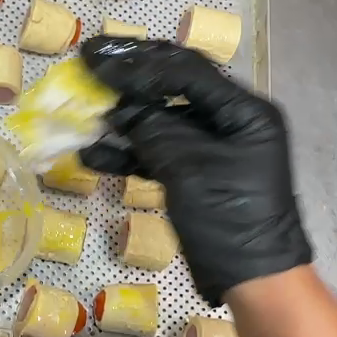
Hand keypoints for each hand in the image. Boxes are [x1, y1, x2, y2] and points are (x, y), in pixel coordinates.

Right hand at [77, 38, 311, 303]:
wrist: (251, 279)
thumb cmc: (231, 219)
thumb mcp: (191, 169)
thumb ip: (154, 131)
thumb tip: (119, 111)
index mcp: (243, 110)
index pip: (186, 70)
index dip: (137, 61)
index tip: (94, 57)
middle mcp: (230, 120)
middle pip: (172, 87)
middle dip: (128, 79)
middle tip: (87, 65)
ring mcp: (212, 147)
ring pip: (160, 120)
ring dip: (122, 118)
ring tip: (84, 112)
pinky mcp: (195, 173)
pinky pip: (157, 152)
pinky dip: (127, 153)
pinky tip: (92, 155)